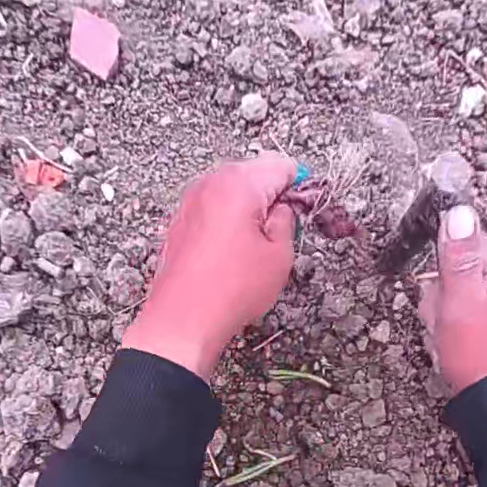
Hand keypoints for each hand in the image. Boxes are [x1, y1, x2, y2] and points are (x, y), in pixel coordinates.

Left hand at [122, 155, 298, 378]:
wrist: (184, 319)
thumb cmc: (231, 289)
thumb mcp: (280, 255)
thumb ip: (287, 220)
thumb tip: (283, 208)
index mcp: (239, 184)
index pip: (281, 166)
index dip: (300, 187)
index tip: (306, 208)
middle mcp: (210, 183)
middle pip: (253, 174)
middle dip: (273, 197)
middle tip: (285, 231)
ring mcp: (190, 201)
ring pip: (232, 193)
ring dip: (250, 210)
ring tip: (259, 246)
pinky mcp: (180, 222)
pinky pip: (214, 210)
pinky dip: (229, 222)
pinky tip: (235, 252)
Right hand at [419, 205, 486, 394]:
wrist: (485, 394)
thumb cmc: (477, 353)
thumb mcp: (462, 299)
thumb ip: (459, 256)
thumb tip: (459, 214)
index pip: (469, 236)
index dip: (449, 256)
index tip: (444, 275)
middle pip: (458, 259)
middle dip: (442, 283)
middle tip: (448, 309)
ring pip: (450, 281)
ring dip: (440, 303)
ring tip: (448, 325)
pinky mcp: (484, 309)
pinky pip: (452, 300)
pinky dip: (444, 315)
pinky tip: (448, 331)